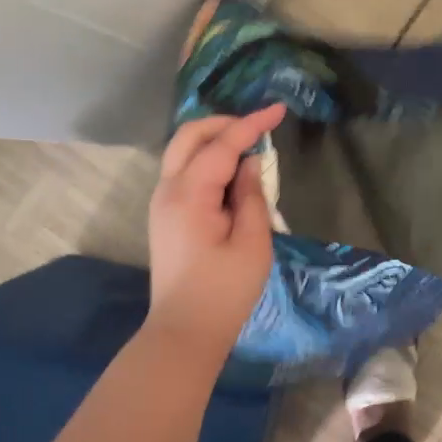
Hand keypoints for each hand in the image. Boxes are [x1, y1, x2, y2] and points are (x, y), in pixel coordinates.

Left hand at [145, 104, 285, 358]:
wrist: (184, 332)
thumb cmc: (224, 291)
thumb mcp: (252, 243)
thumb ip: (252, 196)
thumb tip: (250, 163)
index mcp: (189, 195)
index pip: (221, 145)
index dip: (251, 124)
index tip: (279, 109)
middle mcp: (168, 190)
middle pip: (189, 136)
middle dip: (225, 123)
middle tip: (259, 126)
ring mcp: (162, 202)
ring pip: (182, 150)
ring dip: (214, 139)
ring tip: (250, 146)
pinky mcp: (166, 215)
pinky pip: (184, 170)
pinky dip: (207, 158)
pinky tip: (232, 171)